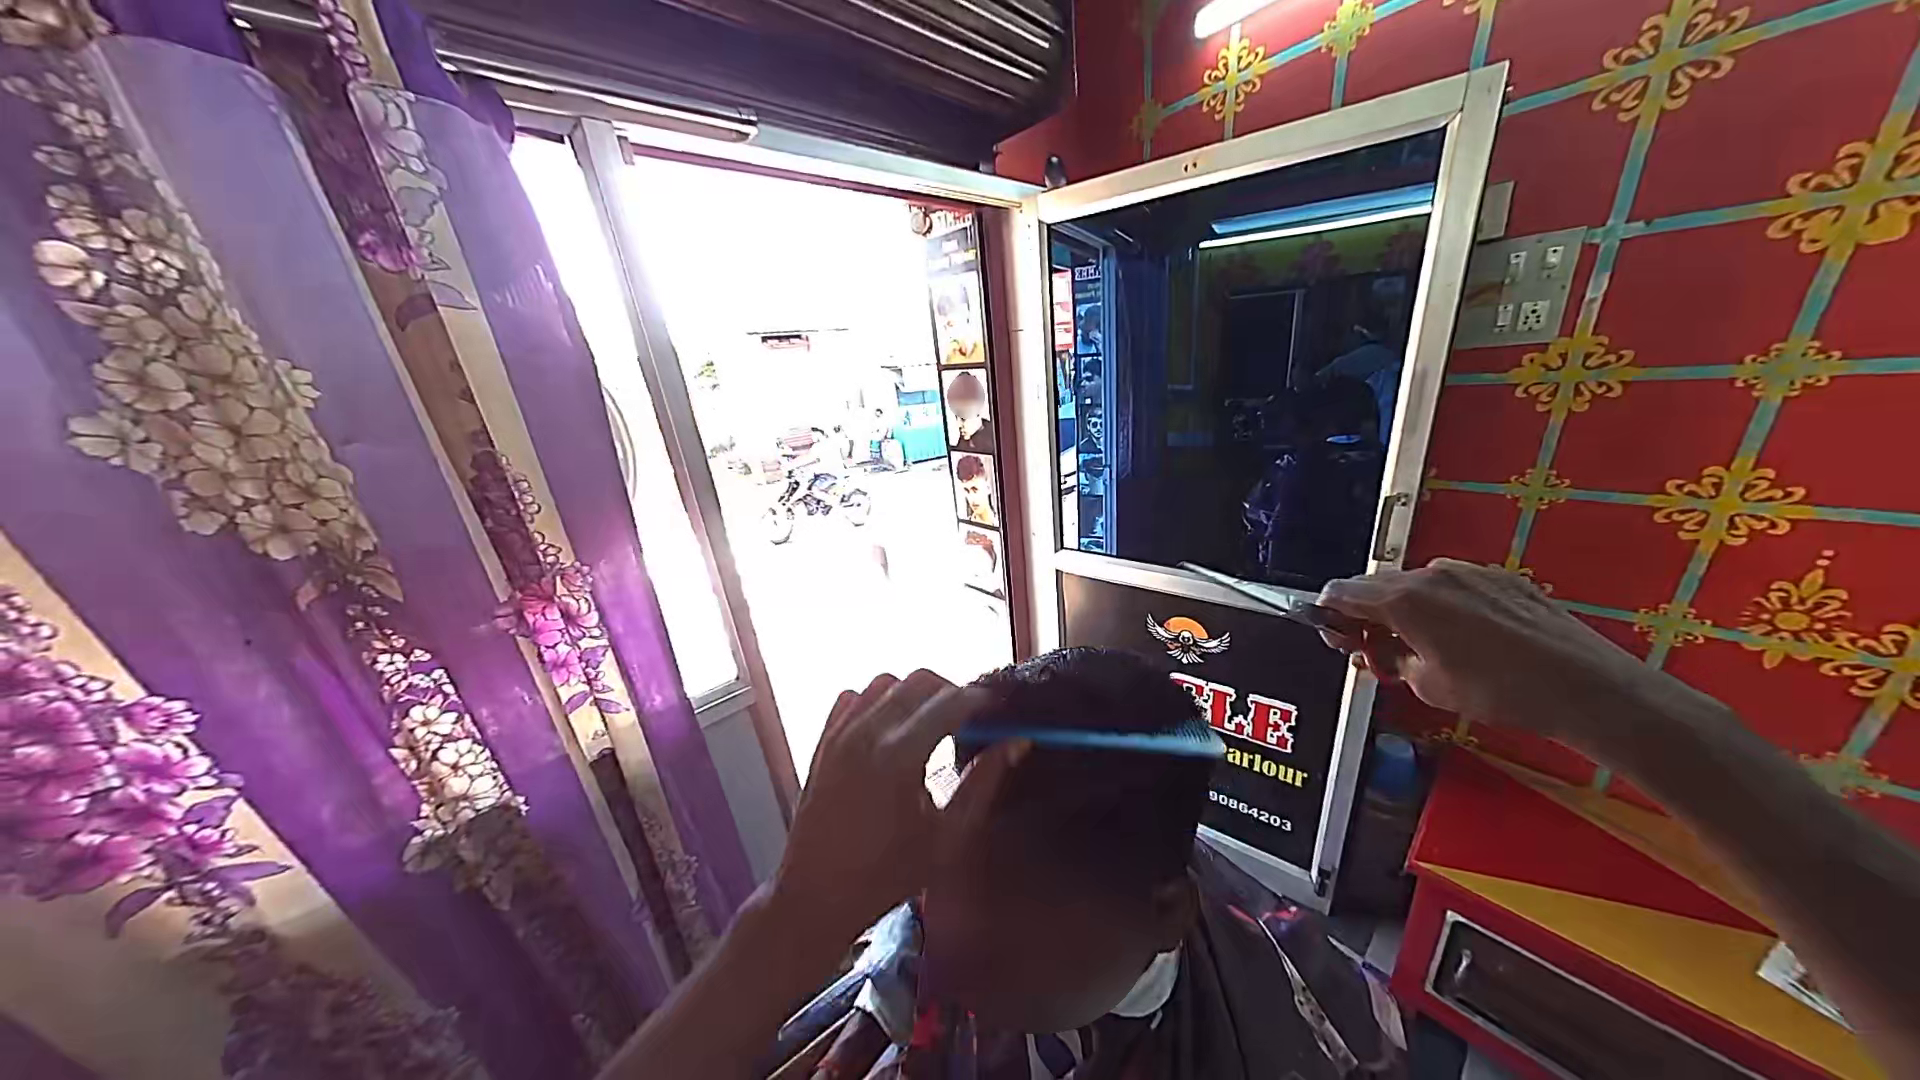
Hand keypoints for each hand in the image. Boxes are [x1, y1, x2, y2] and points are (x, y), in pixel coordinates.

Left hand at [768, 671, 1024, 943]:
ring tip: (930, 724)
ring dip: (914, 693)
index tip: (997, 710)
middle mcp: (867, 731)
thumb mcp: (947, 837)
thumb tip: (1016, 743)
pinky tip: (890, 729)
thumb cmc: (887, 874)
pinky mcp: (823, 739)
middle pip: (920, 680)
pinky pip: (855, 696)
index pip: (951, 701)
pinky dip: (878, 700)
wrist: (815, 895)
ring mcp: (841, 732)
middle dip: (951, 691)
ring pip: (886, 681)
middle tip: (968, 720)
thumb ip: (983, 783)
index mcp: (900, 754)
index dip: (981, 699)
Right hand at [1316, 559, 1687, 748]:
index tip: (1337, 636)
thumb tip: (1379, 652)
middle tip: (1375, 651)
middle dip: (1366, 616)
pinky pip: (1451, 587)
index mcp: (1404, 599)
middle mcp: (1431, 575)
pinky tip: (1461, 640)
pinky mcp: (1500, 579)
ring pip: (1413, 586)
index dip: (1328, 615)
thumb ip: (1390, 660)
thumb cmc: (1504, 692)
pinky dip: (1441, 608)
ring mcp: (1468, 573)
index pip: (1339, 592)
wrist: (1590, 690)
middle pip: (1373, 587)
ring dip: (1404, 612)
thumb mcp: (1426, 686)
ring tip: (1422, 650)